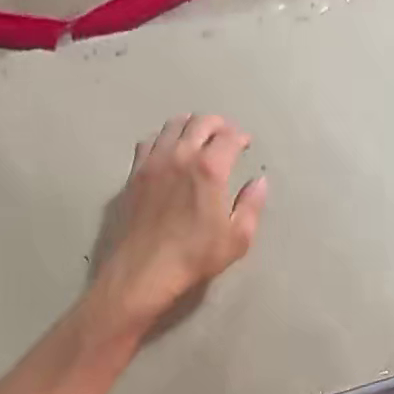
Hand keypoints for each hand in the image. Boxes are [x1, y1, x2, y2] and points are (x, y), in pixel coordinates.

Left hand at [88, 114, 268, 334]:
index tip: (245, 143)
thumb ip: (251, 205)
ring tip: (197, 137)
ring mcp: (153, 162)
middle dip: (218, 125)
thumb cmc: (194, 257)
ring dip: (189, 126)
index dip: (241, 136)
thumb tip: (259, 183)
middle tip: (225, 135)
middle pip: (200, 122)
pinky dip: (162, 139)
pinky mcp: (134, 173)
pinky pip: (148, 142)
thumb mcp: (236, 238)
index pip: (229, 137)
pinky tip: (166, 151)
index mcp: (209, 169)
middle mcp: (180, 155)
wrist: (143, 271)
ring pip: (172, 126)